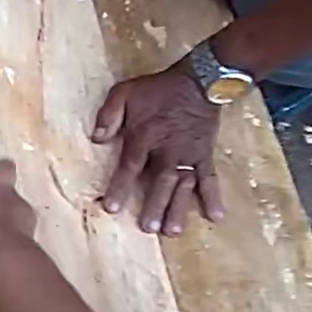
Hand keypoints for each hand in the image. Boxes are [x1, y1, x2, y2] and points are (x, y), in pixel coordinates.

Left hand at [93, 62, 223, 234]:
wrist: (199, 80)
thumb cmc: (158, 89)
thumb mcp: (125, 92)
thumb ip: (109, 115)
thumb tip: (96, 138)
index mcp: (145, 137)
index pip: (130, 167)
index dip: (120, 188)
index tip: (113, 208)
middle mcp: (167, 151)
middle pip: (159, 182)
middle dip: (154, 205)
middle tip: (149, 228)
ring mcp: (188, 155)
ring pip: (183, 186)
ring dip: (178, 208)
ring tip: (172, 231)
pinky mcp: (205, 156)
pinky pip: (210, 179)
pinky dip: (213, 197)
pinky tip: (215, 216)